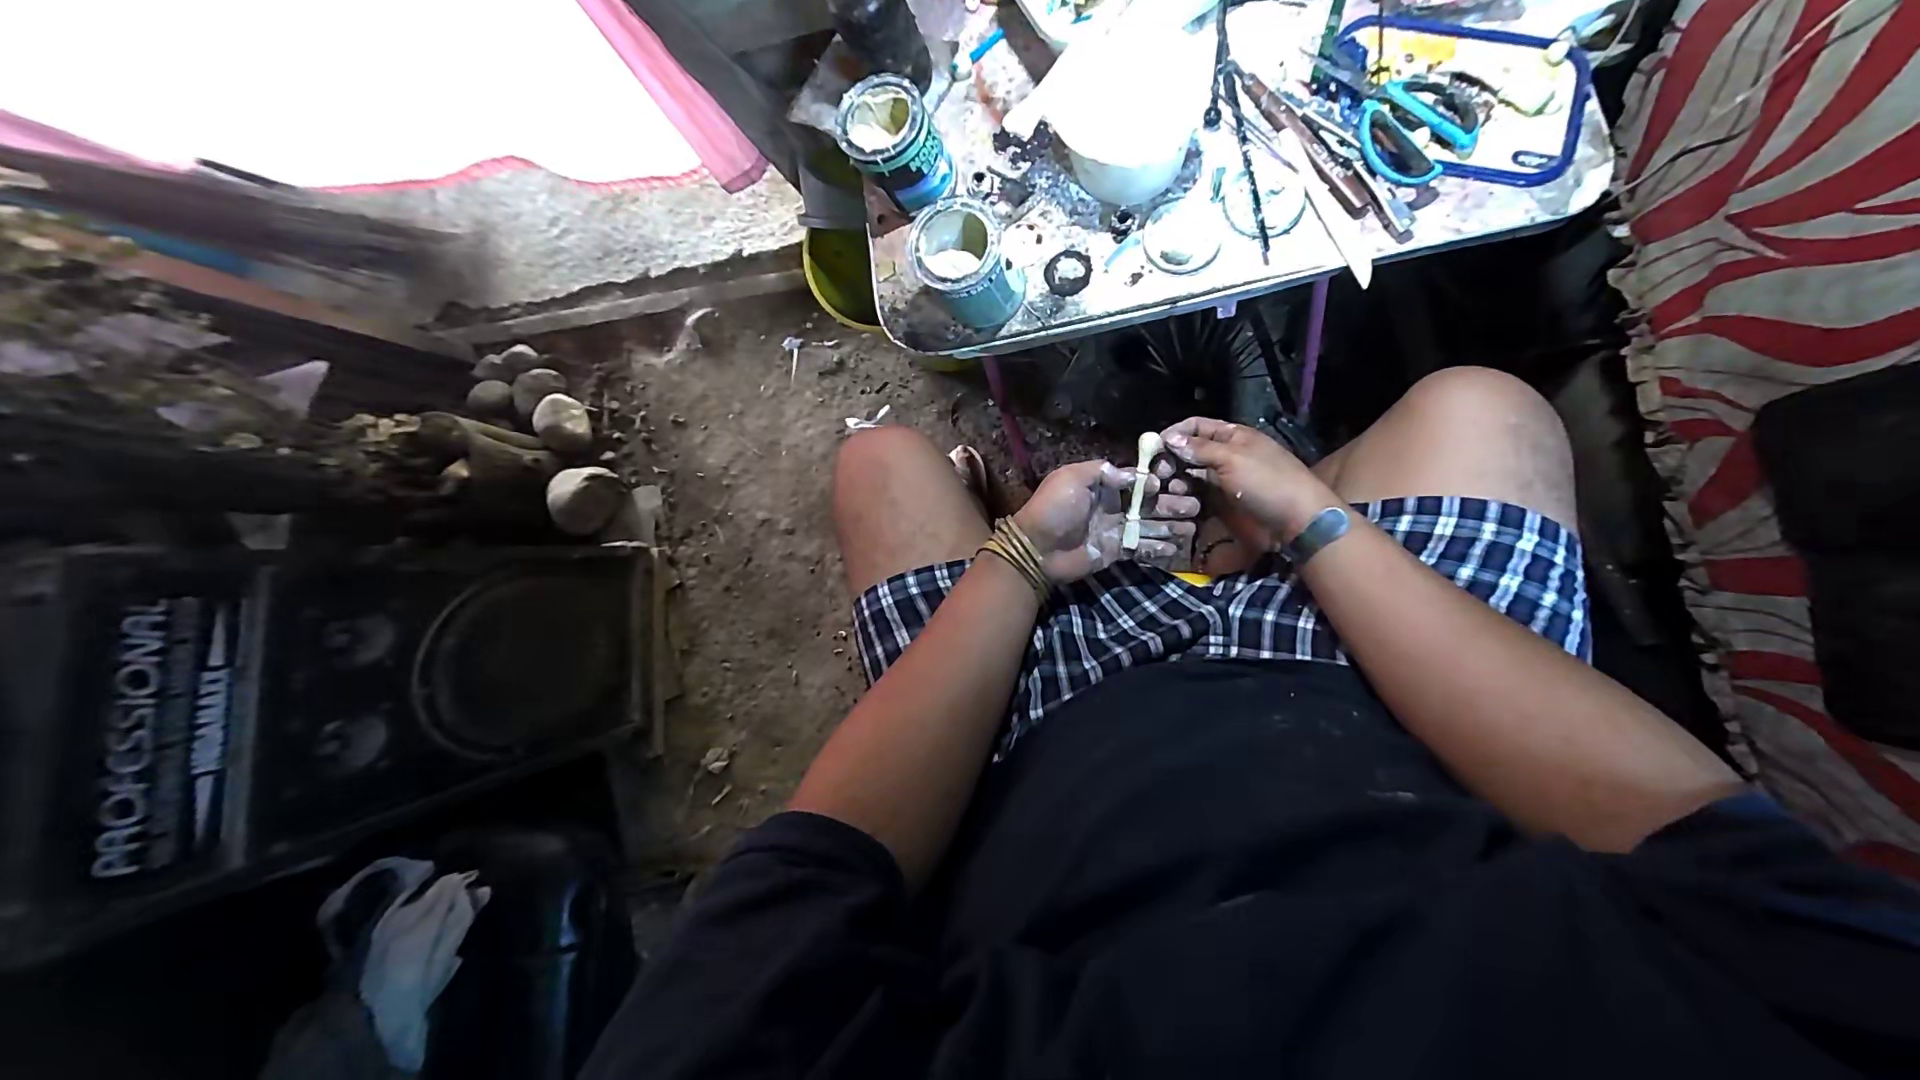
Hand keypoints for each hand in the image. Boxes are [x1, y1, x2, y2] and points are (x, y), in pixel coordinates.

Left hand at [1012, 459, 1199, 583]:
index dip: (1153, 482)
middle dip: (1169, 504)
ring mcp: (1114, 529)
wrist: (1037, 548)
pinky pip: (1140, 546)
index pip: (1134, 480)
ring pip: (1148, 524)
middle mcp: (1111, 505)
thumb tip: (1133, 476)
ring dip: (1170, 525)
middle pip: (1147, 503)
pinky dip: (1157, 546)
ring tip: (1192, 525)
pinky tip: (1175, 546)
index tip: (1171, 482)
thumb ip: (1103, 471)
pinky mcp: (1115, 550)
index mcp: (1101, 485)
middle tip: (1193, 505)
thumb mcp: (1072, 478)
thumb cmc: (1054, 508)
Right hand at [1157, 417, 1336, 542]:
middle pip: (1188, 452)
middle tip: (1159, 475)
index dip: (1175, 433)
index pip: (1196, 426)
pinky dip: (1184, 500)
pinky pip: (1195, 498)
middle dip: (1171, 461)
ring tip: (1170, 492)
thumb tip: (1168, 438)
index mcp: (1232, 437)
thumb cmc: (1268, 482)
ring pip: (1188, 477)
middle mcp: (1225, 457)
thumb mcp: (1232, 459)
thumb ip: (1198, 448)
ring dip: (1176, 483)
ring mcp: (1222, 482)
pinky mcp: (1221, 505)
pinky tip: (1179, 505)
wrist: (1296, 522)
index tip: (1155, 447)